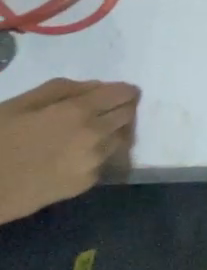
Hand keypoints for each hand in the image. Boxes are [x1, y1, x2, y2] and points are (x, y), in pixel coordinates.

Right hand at [0, 78, 138, 224]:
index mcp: (77, 112)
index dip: (120, 91)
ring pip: (120, 138)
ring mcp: (95, 160)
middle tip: (95, 115)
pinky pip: (104, 161)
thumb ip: (60, 90)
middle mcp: (96, 134)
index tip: (109, 95)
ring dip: (109, 134)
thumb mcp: (15, 106)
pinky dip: (95, 156)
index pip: (125, 93)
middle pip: (128, 114)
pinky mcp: (88, 182)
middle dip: (117, 110)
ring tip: (80, 138)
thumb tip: (96, 87)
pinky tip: (70, 159)